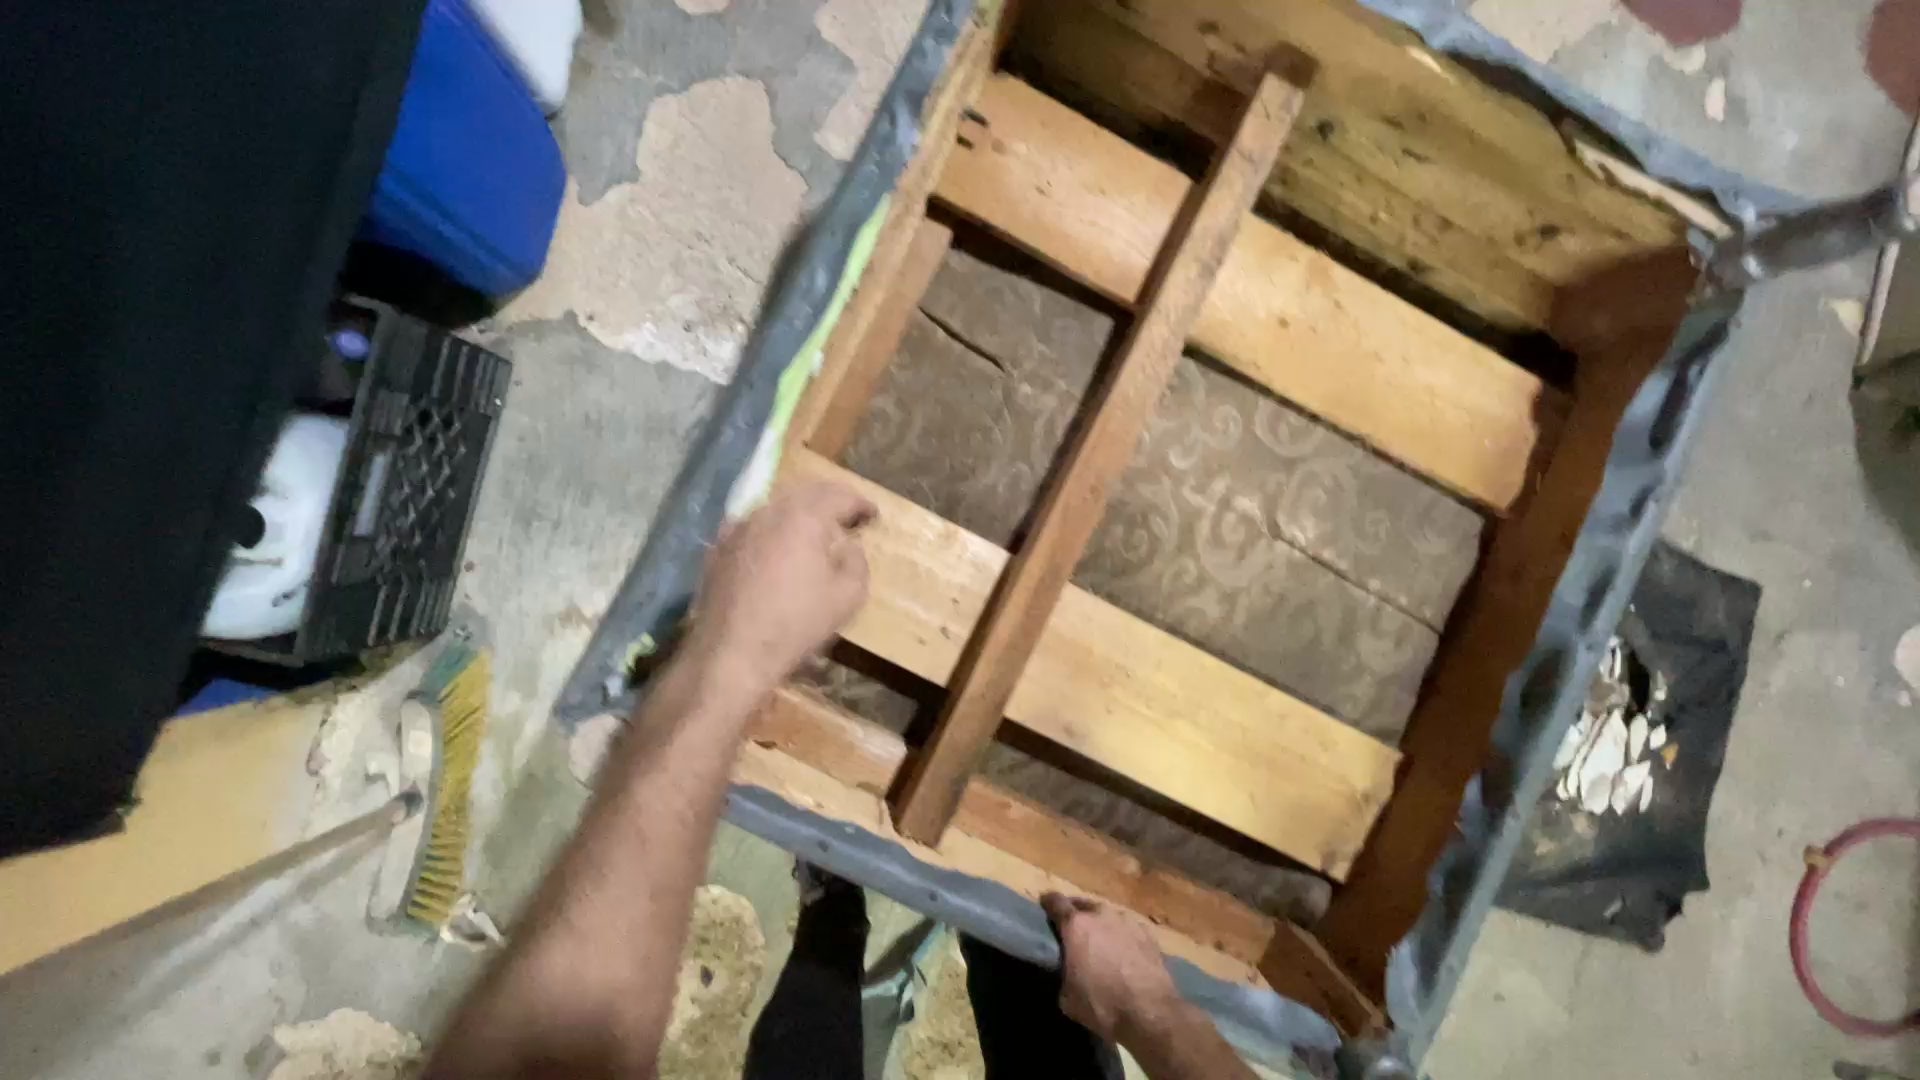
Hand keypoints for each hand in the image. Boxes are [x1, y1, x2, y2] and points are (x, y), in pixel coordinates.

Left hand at [688, 481, 875, 693]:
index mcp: (804, 518)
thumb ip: (857, 562)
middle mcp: (769, 512)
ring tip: (815, 530)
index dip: (861, 502)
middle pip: (806, 492)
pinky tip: (777, 545)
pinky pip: (753, 525)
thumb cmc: (797, 623)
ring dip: (800, 512)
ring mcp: (739, 527)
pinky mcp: (719, 547)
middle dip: (831, 499)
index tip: (874, 514)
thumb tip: (849, 546)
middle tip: (848, 515)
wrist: (733, 652)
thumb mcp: (848, 597)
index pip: (840, 495)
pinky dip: (772, 528)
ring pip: (776, 505)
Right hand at [1043, 892, 1179, 1043]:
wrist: (1150, 1013)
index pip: (1055, 902)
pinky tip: (1126, 953)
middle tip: (1074, 931)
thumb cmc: (1102, 1005)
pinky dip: (1123, 936)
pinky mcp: (1148, 933)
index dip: (1048, 903)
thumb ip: (1063, 973)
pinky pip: (1128, 929)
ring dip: (1102, 925)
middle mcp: (1101, 914)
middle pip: (1083, 905)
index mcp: (1076, 925)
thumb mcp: (1067, 997)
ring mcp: (1127, 921)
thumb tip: (1066, 970)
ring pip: (1108, 916)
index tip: (1044, 906)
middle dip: (1077, 915)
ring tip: (1102, 944)